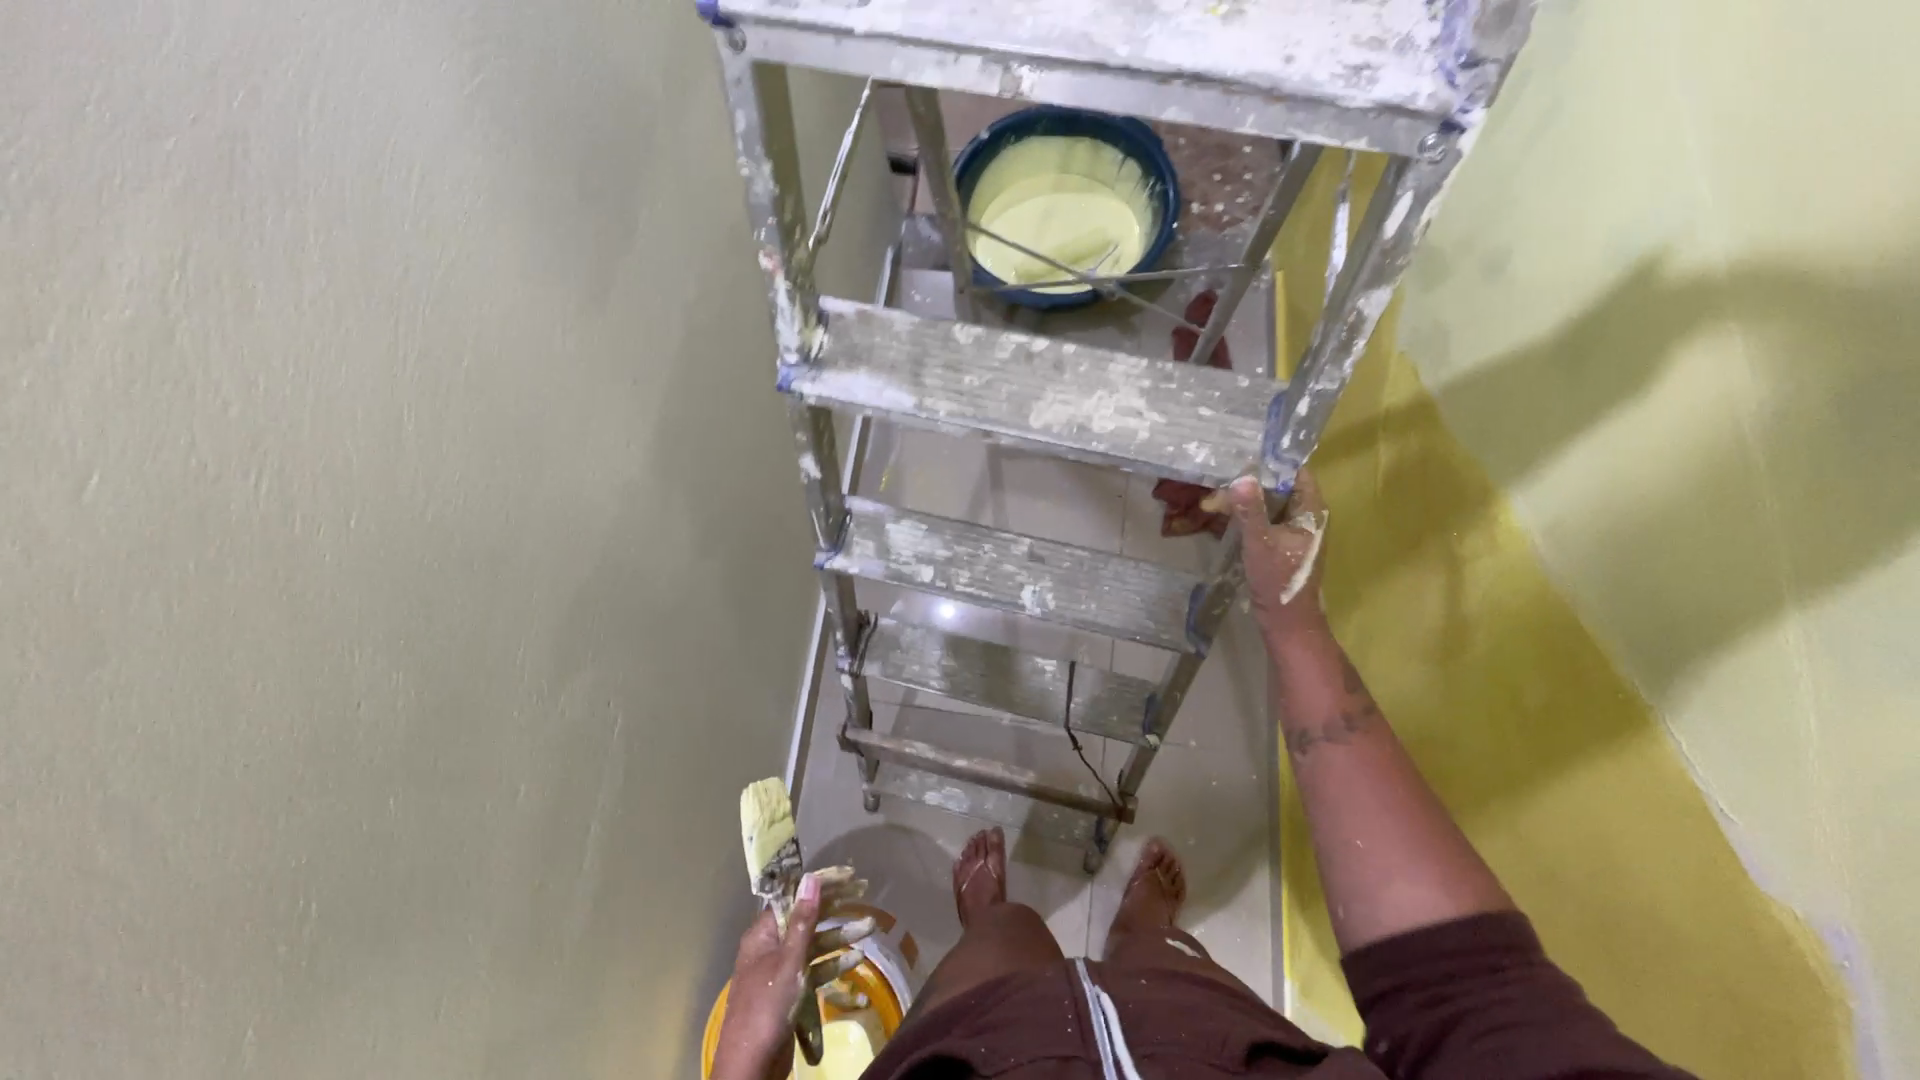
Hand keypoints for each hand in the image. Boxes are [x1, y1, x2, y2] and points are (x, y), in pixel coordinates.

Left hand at [710, 870, 873, 1079]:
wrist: (751, 1067)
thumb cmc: (766, 1008)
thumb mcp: (788, 962)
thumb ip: (803, 921)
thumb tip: (810, 879)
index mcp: (763, 935)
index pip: (794, 899)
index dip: (822, 886)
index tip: (849, 876)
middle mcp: (770, 947)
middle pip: (806, 919)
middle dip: (836, 909)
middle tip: (865, 895)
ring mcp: (780, 971)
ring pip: (814, 945)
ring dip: (840, 936)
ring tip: (870, 927)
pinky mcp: (790, 993)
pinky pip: (814, 969)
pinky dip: (833, 963)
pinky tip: (856, 958)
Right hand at [1221, 468, 1330, 643]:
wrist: (1286, 621)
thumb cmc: (1278, 581)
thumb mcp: (1260, 543)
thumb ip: (1250, 510)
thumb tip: (1241, 478)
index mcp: (1312, 511)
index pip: (1297, 473)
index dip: (1272, 464)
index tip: (1244, 458)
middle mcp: (1308, 517)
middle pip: (1280, 487)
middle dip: (1251, 483)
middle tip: (1221, 480)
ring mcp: (1296, 531)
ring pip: (1270, 504)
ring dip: (1245, 500)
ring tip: (1215, 499)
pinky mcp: (1283, 544)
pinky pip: (1265, 519)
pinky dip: (1247, 515)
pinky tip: (1223, 514)